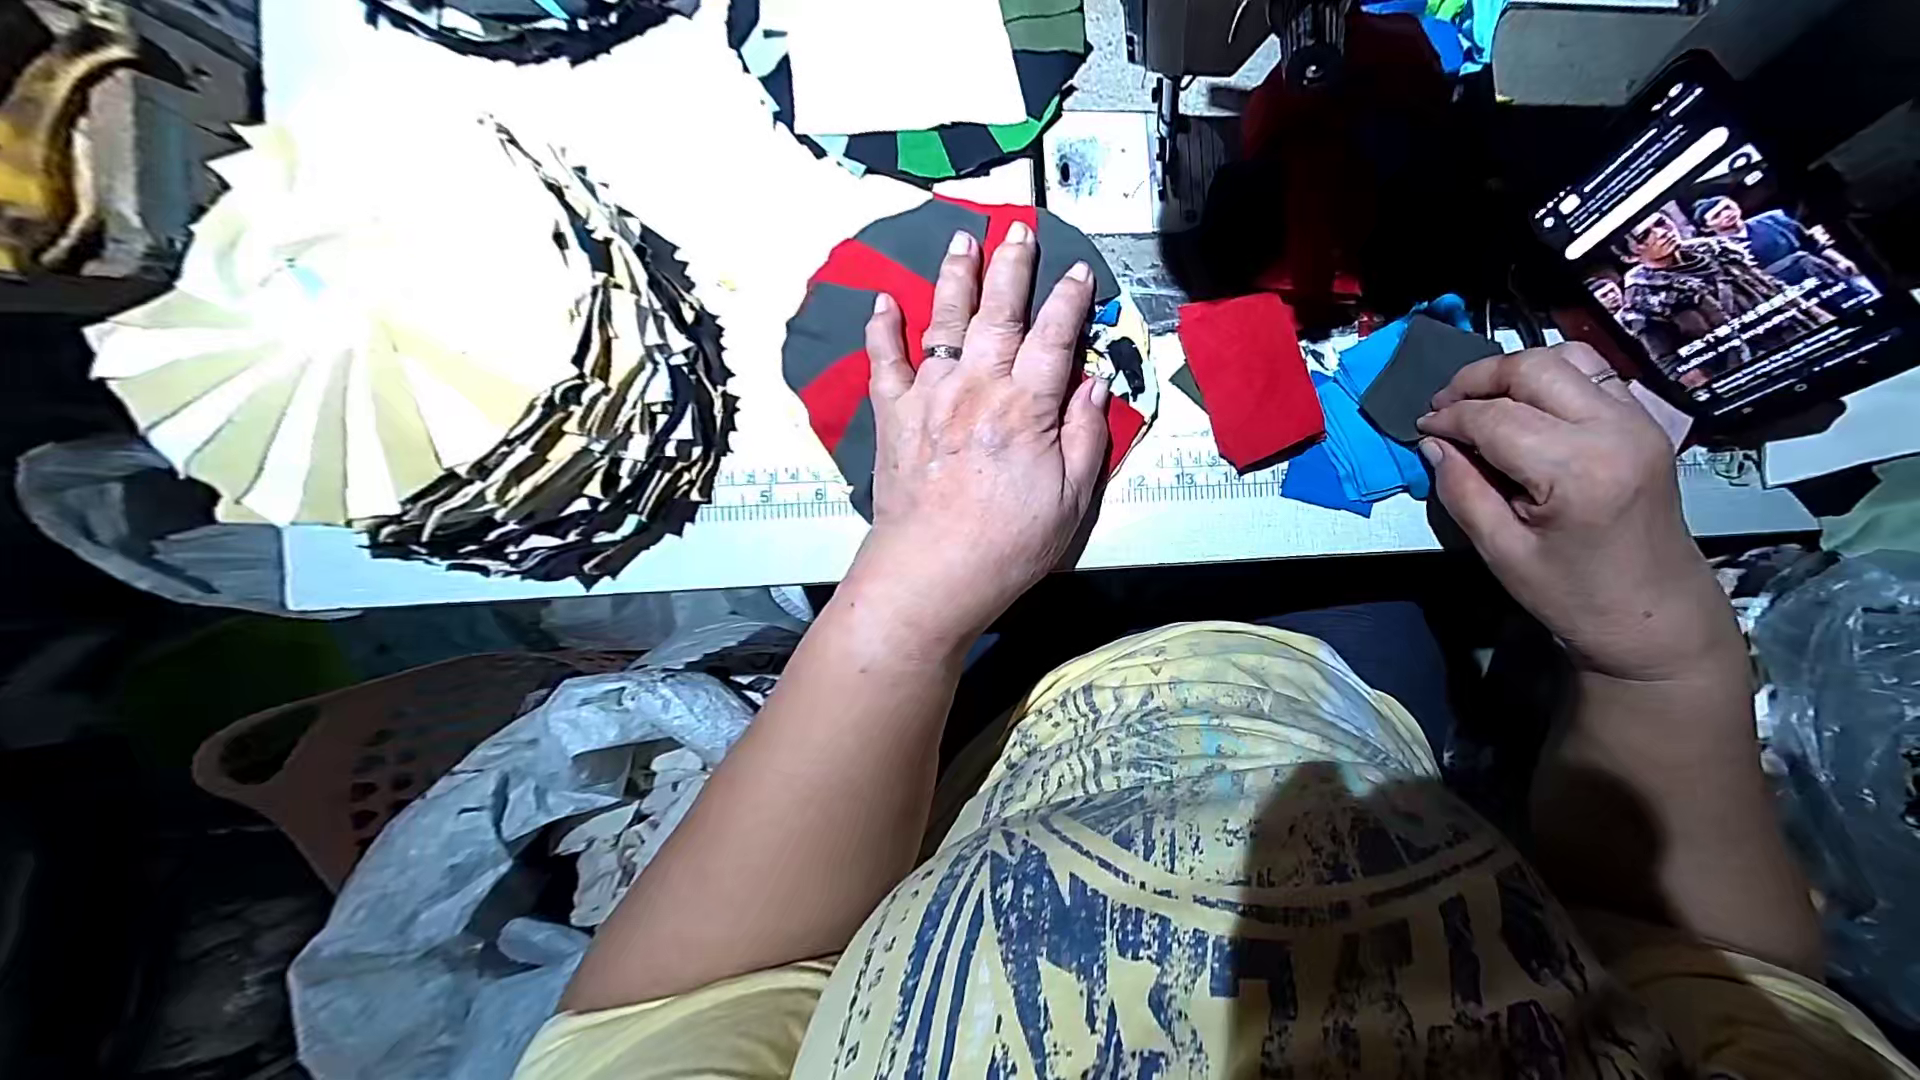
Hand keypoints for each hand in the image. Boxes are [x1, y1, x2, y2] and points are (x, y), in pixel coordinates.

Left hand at [842, 224, 1109, 654]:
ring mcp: (928, 397)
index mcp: (1025, 406)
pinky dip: (882, 330)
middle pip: (997, 313)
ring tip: (961, 241)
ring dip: (954, 279)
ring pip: (942, 323)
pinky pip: (884, 362)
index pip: (1054, 337)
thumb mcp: (1072, 498)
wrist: (933, 570)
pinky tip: (883, 302)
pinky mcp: (892, 416)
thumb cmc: (1009, 542)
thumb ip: (1086, 434)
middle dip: (1011, 266)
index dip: (1069, 300)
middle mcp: (976, 387)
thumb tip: (1095, 381)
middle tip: (1018, 228)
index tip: (1077, 271)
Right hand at [1416, 343, 1740, 682]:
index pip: (1494, 416)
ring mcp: (1640, 423)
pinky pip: (1592, 376)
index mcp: (1578, 469)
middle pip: (1535, 368)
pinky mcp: (1645, 425)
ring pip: (1568, 358)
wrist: (1654, 613)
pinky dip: (1546, 379)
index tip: (1422, 430)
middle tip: (1442, 407)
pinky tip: (1519, 408)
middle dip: (1477, 378)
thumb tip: (1434, 444)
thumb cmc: (1571, 591)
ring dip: (1513, 372)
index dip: (1448, 418)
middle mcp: (1617, 431)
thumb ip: (1460, 488)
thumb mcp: (1498, 548)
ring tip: (1478, 401)